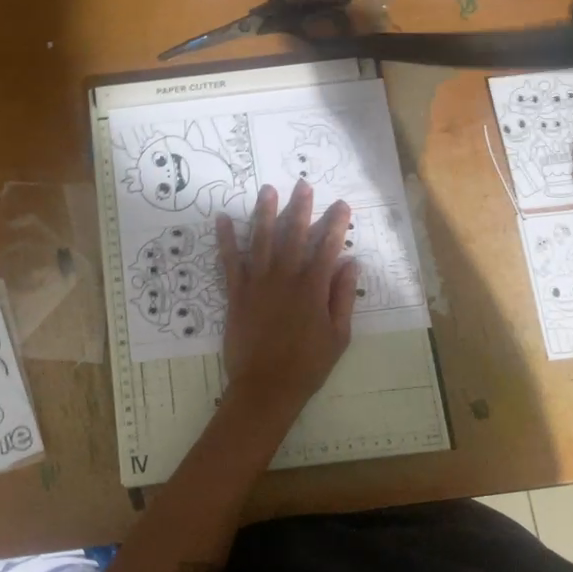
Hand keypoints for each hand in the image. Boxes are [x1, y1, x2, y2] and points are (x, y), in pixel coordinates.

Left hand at [215, 180, 359, 415]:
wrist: (266, 387)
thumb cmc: (308, 365)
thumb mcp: (338, 336)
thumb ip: (342, 297)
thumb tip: (350, 264)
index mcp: (313, 289)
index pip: (327, 248)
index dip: (335, 224)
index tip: (341, 205)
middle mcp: (285, 279)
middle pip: (293, 235)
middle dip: (300, 208)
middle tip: (303, 184)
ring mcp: (258, 284)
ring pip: (261, 240)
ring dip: (265, 213)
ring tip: (268, 190)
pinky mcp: (236, 294)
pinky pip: (229, 261)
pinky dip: (225, 239)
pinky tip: (222, 218)